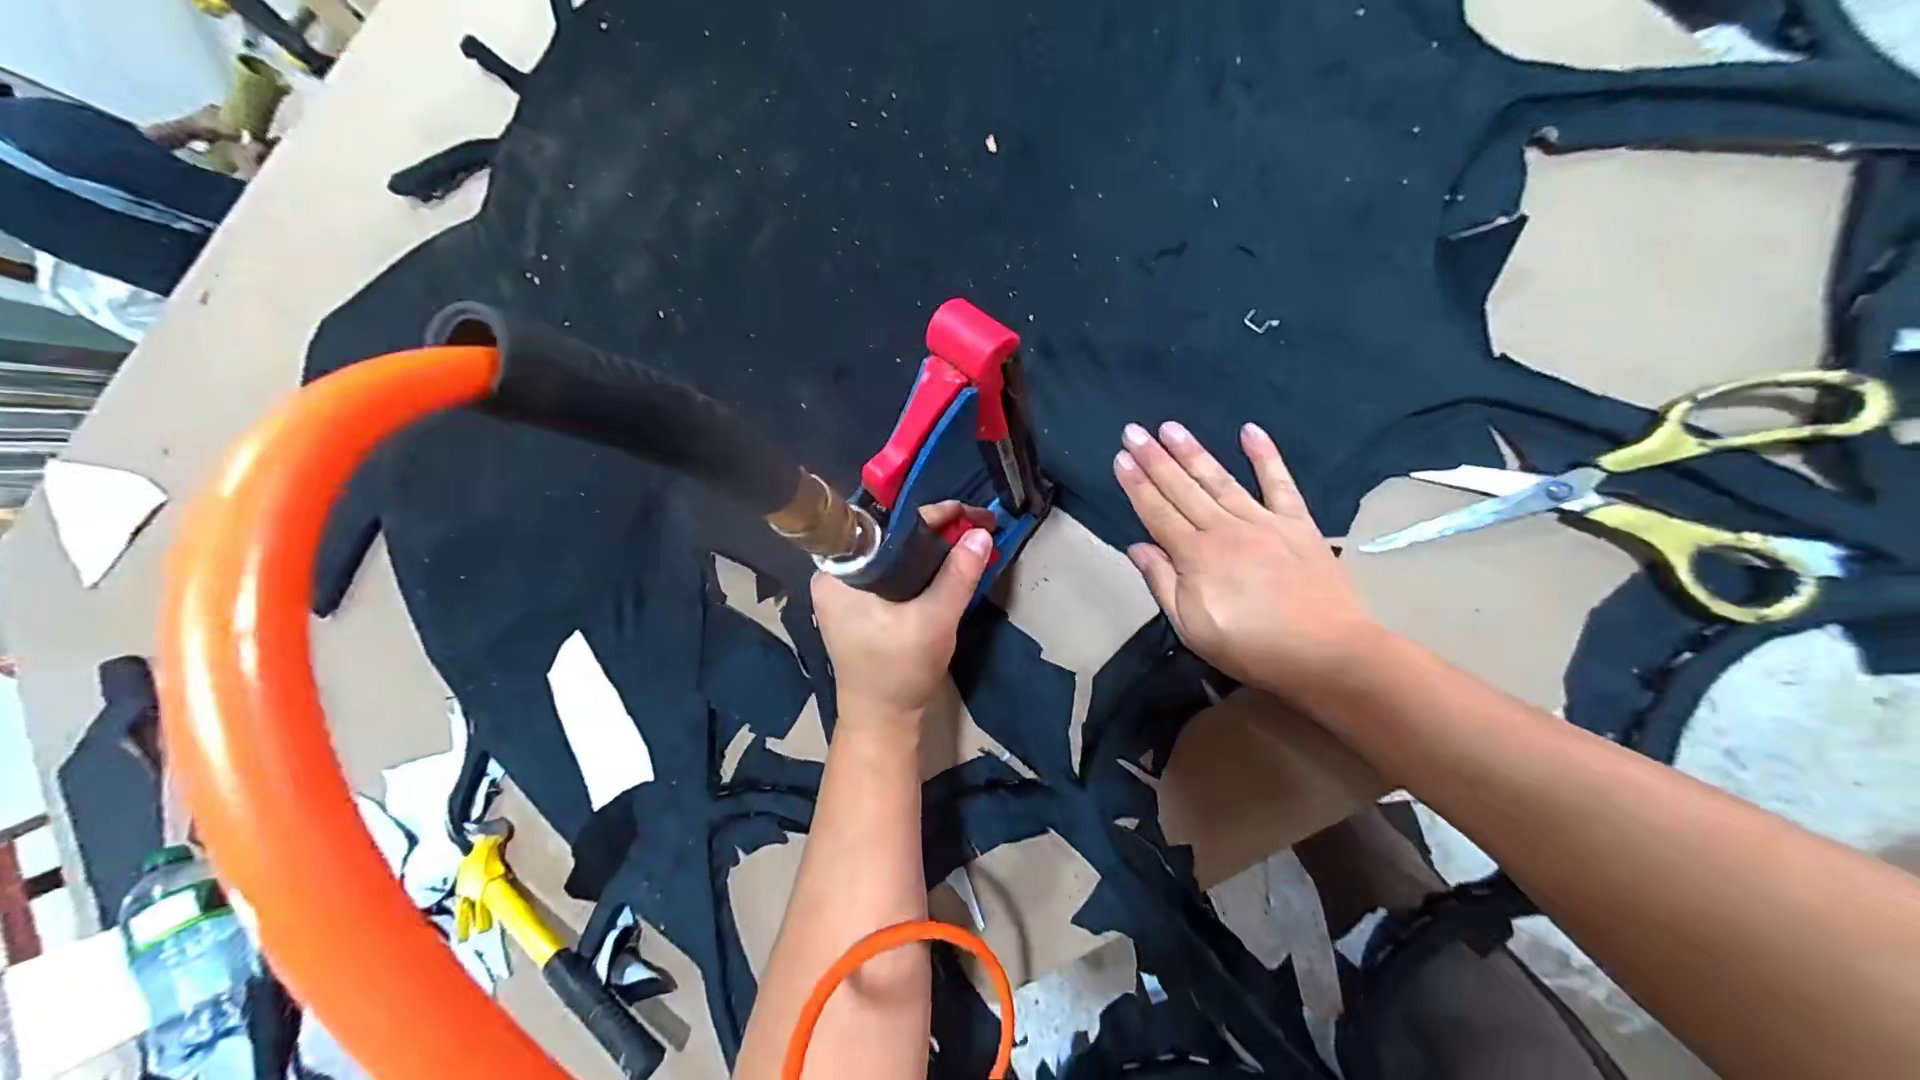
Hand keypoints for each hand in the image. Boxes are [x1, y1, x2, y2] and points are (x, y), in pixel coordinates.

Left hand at [811, 502, 995, 721]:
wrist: (883, 720)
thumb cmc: (899, 672)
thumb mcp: (934, 621)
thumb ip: (958, 575)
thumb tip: (982, 533)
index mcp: (838, 574)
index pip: (884, 525)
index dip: (928, 514)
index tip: (965, 512)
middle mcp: (835, 575)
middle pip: (890, 536)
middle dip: (936, 528)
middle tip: (975, 524)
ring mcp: (847, 590)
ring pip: (895, 553)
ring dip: (932, 546)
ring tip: (969, 538)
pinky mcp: (860, 604)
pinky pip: (893, 571)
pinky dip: (922, 565)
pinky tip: (949, 562)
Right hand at [1113, 421, 1384, 699]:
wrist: (1327, 652)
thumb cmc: (1252, 647)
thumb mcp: (1192, 627)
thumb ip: (1162, 583)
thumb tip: (1137, 546)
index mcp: (1196, 556)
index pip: (1158, 512)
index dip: (1137, 485)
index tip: (1121, 458)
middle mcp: (1224, 529)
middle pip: (1182, 489)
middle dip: (1155, 458)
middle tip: (1134, 431)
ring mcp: (1263, 521)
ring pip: (1220, 479)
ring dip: (1193, 451)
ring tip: (1170, 427)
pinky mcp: (1297, 523)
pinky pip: (1279, 483)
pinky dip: (1264, 455)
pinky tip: (1249, 431)